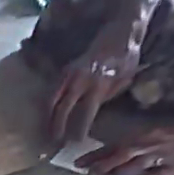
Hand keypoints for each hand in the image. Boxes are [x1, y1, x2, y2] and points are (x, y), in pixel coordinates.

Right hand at [47, 23, 141, 147]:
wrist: (119, 32)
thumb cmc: (126, 57)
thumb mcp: (125, 79)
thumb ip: (108, 95)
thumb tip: (95, 111)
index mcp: (98, 85)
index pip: (85, 113)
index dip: (79, 129)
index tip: (75, 142)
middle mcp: (80, 80)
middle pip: (63, 109)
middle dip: (57, 127)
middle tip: (55, 142)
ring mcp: (69, 75)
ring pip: (52, 100)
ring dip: (49, 117)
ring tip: (47, 130)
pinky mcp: (65, 71)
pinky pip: (52, 91)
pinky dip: (48, 104)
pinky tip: (47, 114)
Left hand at [75, 121, 173, 174]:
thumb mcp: (159, 129)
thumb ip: (137, 140)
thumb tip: (113, 152)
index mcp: (145, 133)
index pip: (113, 146)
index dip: (94, 156)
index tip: (78, 163)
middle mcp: (149, 145)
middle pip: (117, 159)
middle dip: (99, 168)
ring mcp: (160, 159)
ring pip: (129, 170)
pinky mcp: (171, 172)